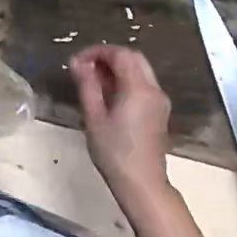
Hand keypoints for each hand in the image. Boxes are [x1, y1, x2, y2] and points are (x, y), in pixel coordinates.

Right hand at [70, 45, 171, 192]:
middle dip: (108, 57)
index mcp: (139, 89)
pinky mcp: (159, 112)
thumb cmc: (114, 153)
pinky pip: (143, 85)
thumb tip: (77, 62)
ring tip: (92, 81)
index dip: (97, 52)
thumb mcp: (94, 118)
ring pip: (140, 71)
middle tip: (85, 67)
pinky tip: (108, 95)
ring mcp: (159, 101)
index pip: (120, 55)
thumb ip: (87, 85)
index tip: (77, 61)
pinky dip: (126, 81)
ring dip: (117, 68)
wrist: (142, 184)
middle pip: (134, 58)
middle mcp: (154, 90)